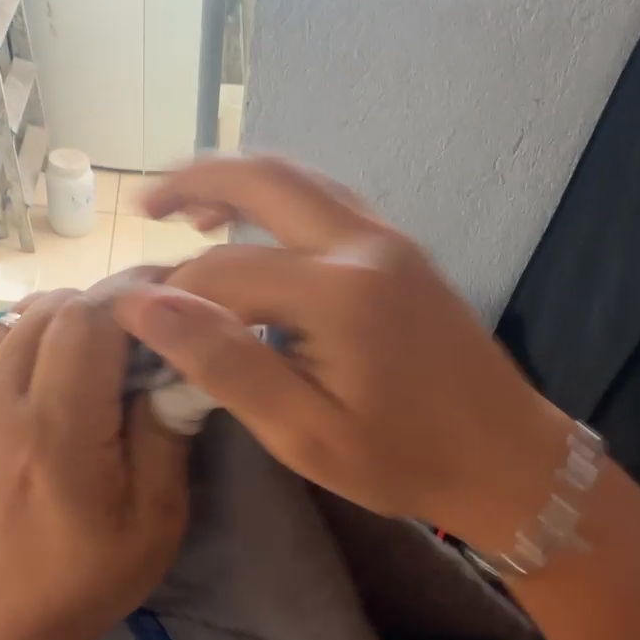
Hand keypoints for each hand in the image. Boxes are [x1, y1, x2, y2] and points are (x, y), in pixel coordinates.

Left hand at [0, 290, 189, 639]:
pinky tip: (80, 363)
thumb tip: (178, 366)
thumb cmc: (90, 575)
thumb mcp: (155, 516)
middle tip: (165, 316)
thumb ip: (166, 431)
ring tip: (126, 337)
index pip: (92, 318)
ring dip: (80, 313)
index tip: (185, 293)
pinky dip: (48, 334)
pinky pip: (6, 344)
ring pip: (27, 318)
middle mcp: (2, 402)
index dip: (140, 294)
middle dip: (116, 300)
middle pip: (58, 306)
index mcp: (56, 429)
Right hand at [110, 156, 571, 551]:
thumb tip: (146, 306)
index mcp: (339, 293)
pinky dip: (282, 201)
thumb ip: (227, 364)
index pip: (226, 270)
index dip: (173, 293)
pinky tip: (259, 232)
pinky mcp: (405, 253)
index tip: (133, 318)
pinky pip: (330, 202)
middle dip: (197, 181)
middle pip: (265, 179)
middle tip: (144, 203)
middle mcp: (365, 244)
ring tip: (190, 212)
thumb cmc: (406, 460)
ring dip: (240, 183)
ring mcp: (392, 240)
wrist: (506, 456)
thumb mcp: (306, 434)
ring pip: (301, 180)